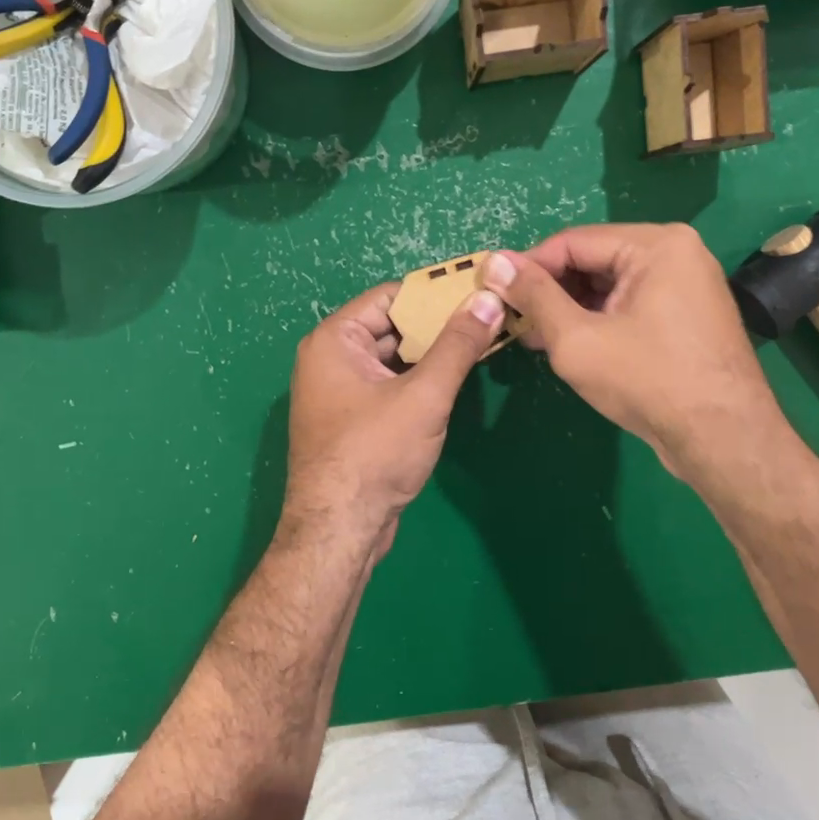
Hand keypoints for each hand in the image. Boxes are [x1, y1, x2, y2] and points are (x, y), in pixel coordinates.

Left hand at [283, 282, 504, 554]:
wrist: (340, 529)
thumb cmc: (374, 453)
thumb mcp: (424, 395)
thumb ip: (458, 345)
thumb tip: (489, 298)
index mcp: (333, 340)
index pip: (388, 297)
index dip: (433, 294)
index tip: (477, 290)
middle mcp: (329, 359)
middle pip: (391, 327)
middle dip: (437, 326)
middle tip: (487, 317)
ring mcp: (338, 392)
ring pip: (393, 359)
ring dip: (431, 355)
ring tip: (481, 344)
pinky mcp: (352, 421)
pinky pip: (389, 386)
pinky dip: (418, 382)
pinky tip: (454, 382)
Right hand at [482, 223, 791, 485]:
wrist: (724, 440)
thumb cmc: (648, 381)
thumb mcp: (576, 338)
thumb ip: (534, 296)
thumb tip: (494, 262)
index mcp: (656, 244)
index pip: (572, 241)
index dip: (527, 267)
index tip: (493, 291)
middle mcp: (677, 252)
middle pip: (592, 260)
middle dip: (550, 291)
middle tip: (514, 322)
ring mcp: (687, 284)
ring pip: (609, 285)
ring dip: (570, 309)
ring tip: (537, 340)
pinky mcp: (688, 315)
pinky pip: (630, 304)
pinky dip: (598, 321)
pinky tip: (571, 347)